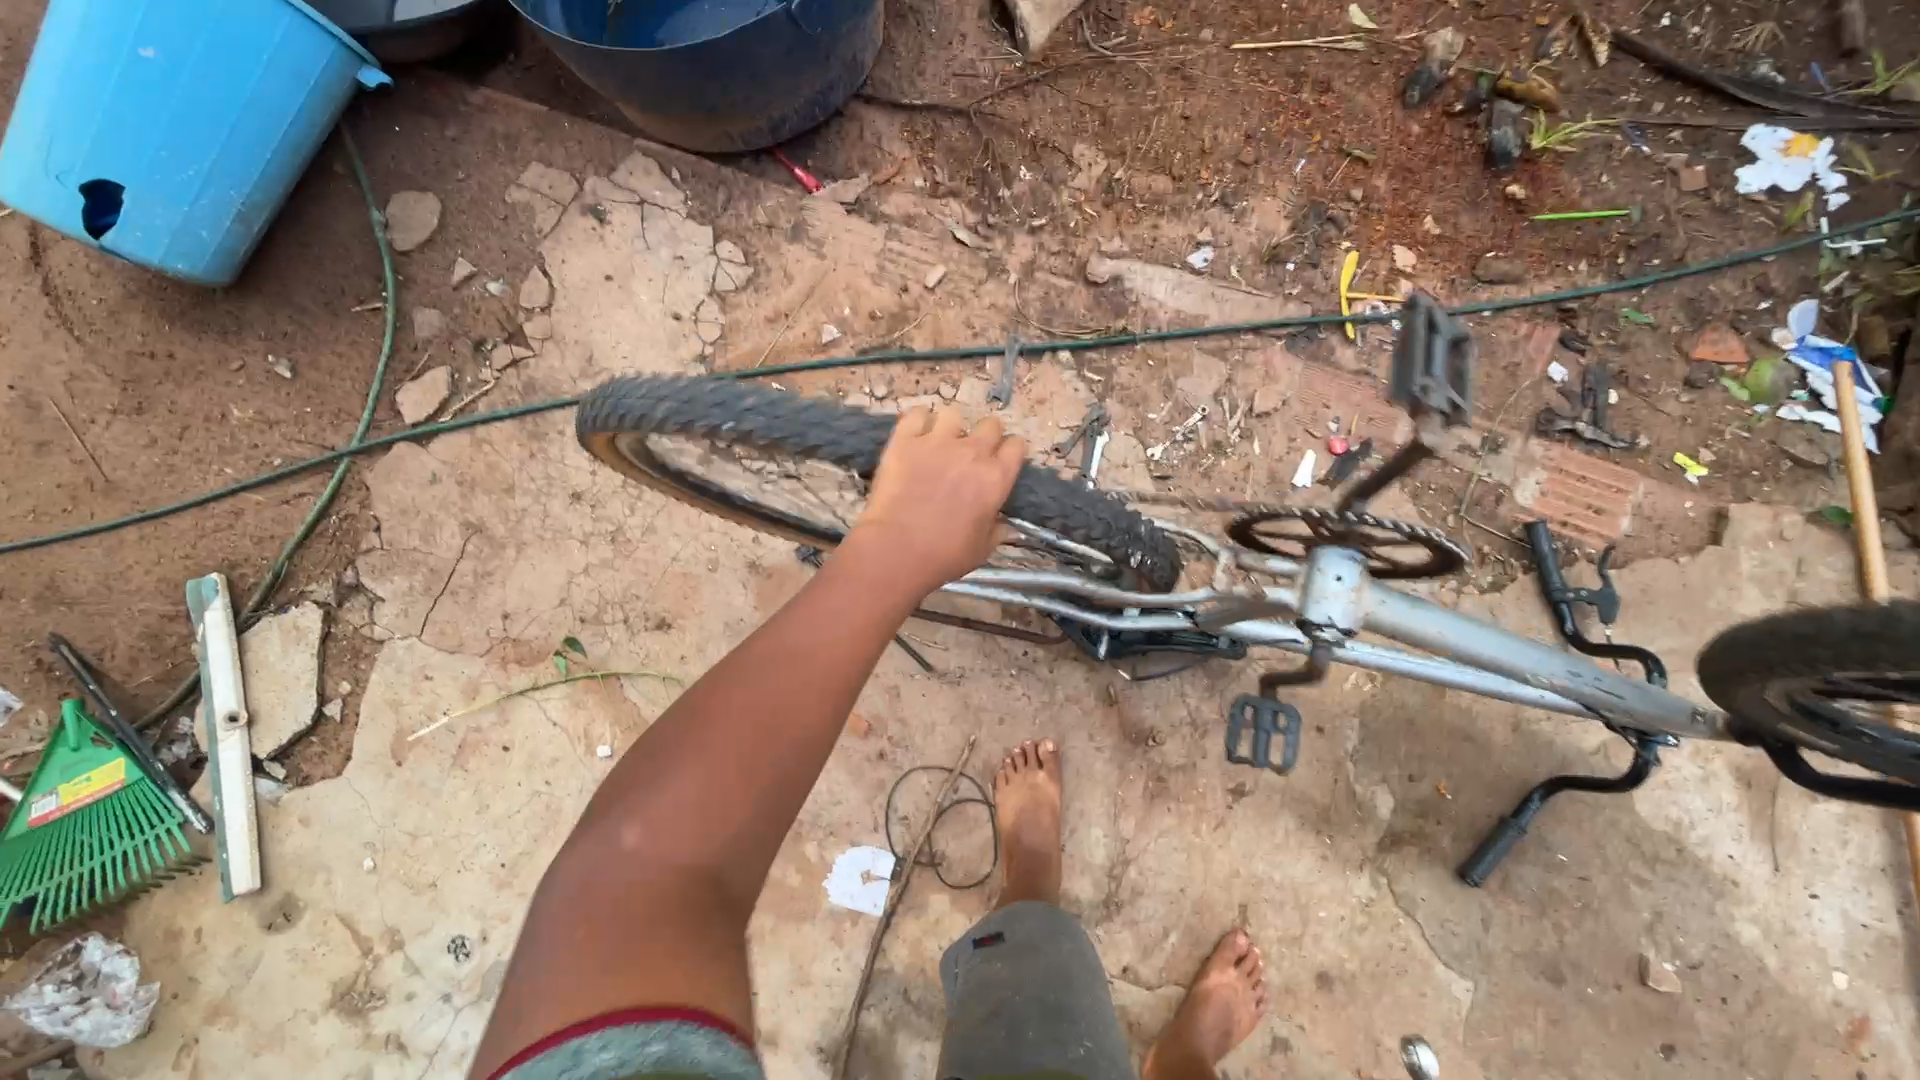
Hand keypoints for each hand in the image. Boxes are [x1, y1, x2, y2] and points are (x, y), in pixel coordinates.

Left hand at [846, 407, 1024, 595]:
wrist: (897, 549)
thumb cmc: (945, 555)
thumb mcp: (982, 550)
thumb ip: (997, 532)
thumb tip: (1006, 526)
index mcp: (996, 478)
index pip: (1016, 446)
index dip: (1009, 452)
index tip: (1001, 461)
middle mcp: (972, 452)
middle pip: (990, 425)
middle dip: (985, 436)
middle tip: (971, 454)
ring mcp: (937, 442)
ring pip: (954, 414)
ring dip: (951, 428)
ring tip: (940, 443)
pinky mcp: (905, 440)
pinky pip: (916, 414)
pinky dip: (918, 421)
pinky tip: (915, 435)